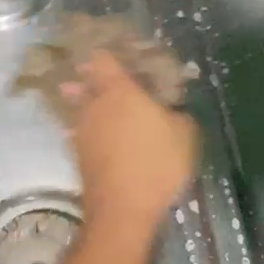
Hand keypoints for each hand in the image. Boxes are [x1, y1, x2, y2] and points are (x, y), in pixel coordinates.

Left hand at [67, 50, 197, 241]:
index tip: (122, 55)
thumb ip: (179, 114)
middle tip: (118, 84)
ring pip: (82, 107)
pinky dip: (94, 131)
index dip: (110, 53)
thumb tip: (172, 111)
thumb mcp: (185, 135)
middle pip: (86, 80)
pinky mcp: (77, 154)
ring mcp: (81, 130)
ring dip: (93, 106)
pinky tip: (109, 140)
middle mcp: (93, 104)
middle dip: (97, 79)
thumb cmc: (156, 163)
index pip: (103, 58)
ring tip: (114, 113)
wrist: (122, 210)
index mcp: (118, 90)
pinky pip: (84, 132)